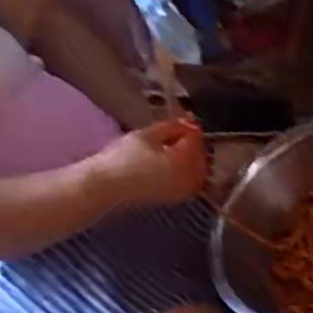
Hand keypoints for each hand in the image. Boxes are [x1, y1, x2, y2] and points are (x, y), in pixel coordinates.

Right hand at [92, 115, 206, 207]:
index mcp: (183, 163)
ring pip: (199, 169)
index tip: (185, 115)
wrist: (111, 185)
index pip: (195, 140)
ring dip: (193, 155)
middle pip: (201, 156)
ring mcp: (186, 191)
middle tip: (180, 129)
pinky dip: (189, 168)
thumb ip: (171, 128)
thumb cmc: (125, 157)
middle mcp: (190, 179)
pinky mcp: (179, 197)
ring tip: (177, 143)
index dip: (191, 126)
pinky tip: (176, 160)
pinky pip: (193, 180)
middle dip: (194, 141)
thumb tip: (187, 121)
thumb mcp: (147, 135)